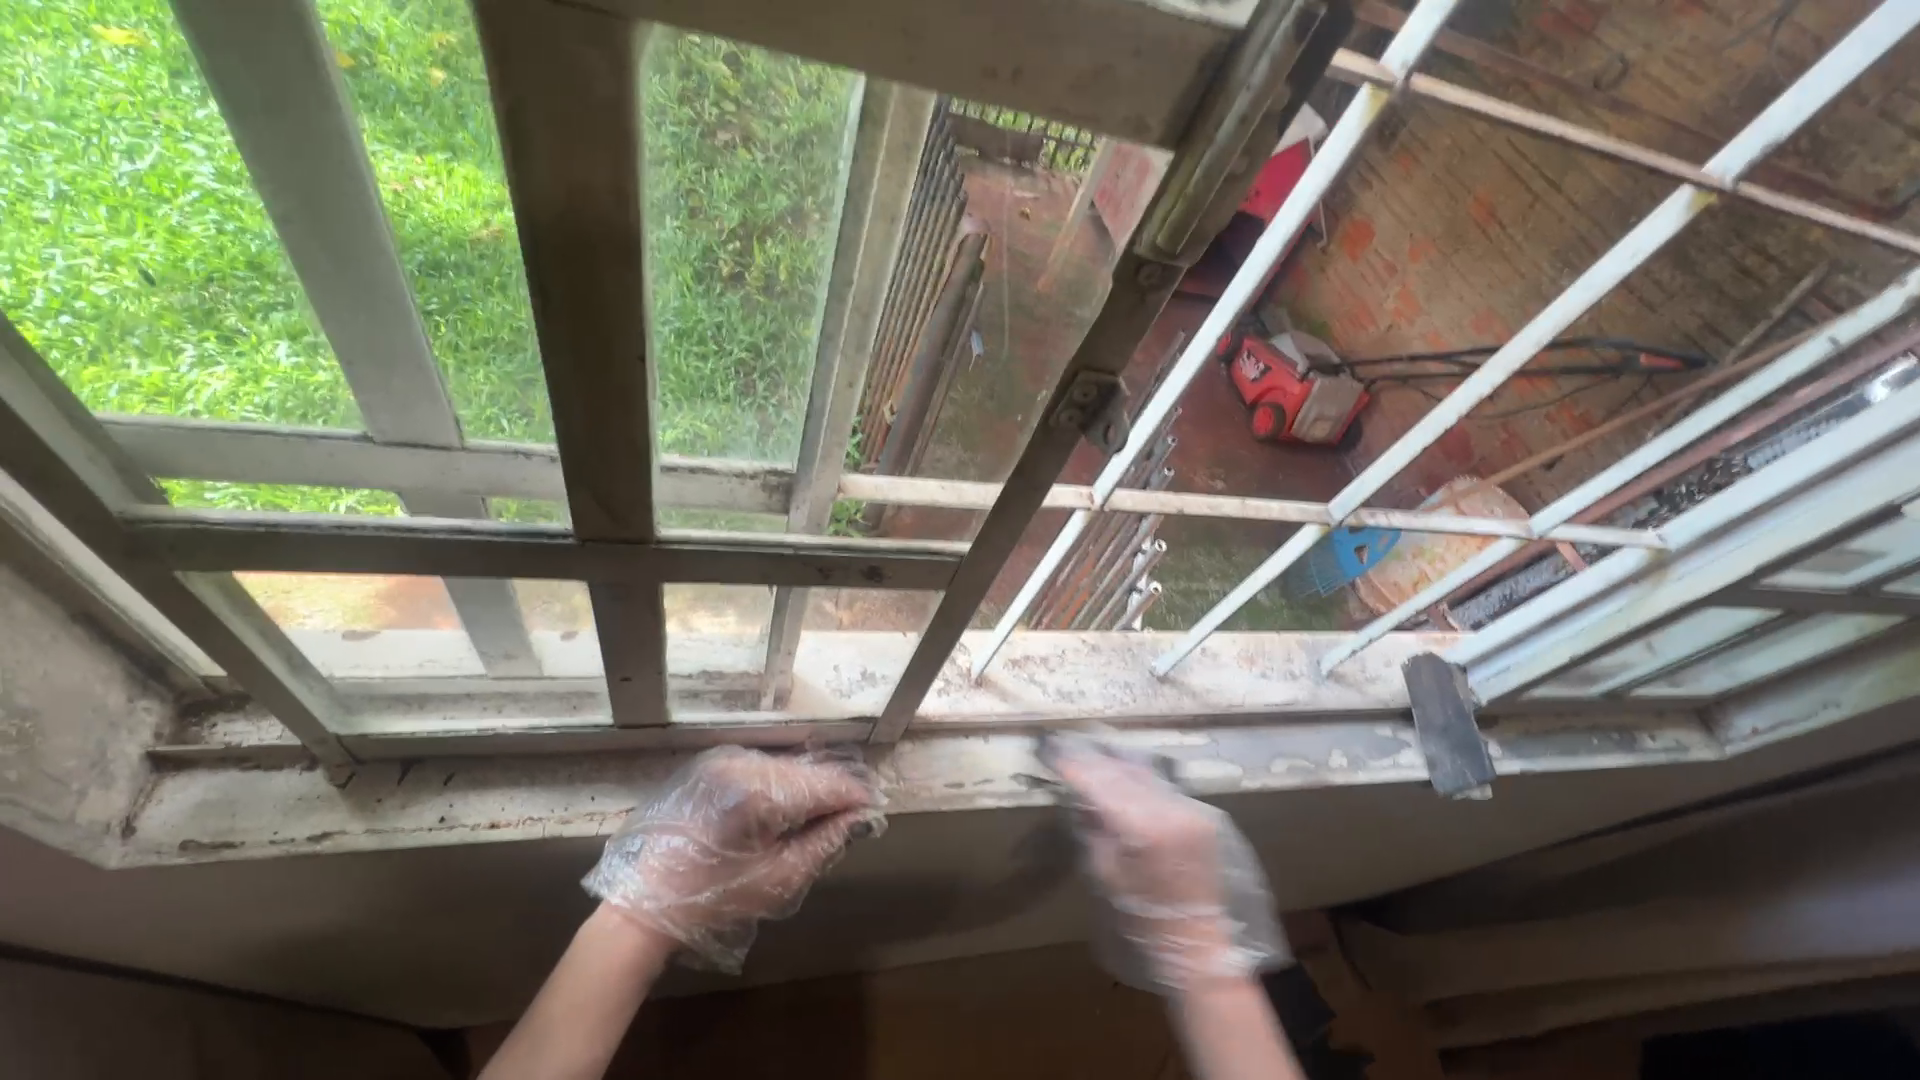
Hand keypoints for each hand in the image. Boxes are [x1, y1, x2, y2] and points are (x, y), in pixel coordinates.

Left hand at [583, 747, 882, 972]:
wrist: (641, 904)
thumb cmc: (712, 898)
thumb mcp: (779, 878)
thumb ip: (826, 842)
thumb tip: (862, 818)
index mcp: (758, 791)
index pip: (824, 784)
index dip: (854, 797)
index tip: (875, 810)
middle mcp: (742, 763)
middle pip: (806, 772)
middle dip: (832, 793)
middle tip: (853, 817)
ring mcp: (722, 760)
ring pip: (784, 769)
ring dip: (806, 789)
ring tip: (822, 817)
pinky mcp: (710, 765)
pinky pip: (760, 770)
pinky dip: (780, 787)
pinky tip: (786, 811)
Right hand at [1049, 735, 1250, 989]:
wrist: (1199, 944)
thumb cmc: (1143, 918)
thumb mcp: (1105, 874)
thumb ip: (1093, 827)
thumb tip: (1081, 794)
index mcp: (1141, 827)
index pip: (1099, 781)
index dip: (1073, 763)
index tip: (1050, 748)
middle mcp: (1169, 808)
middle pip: (1123, 770)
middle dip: (1094, 757)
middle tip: (1068, 743)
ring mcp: (1190, 808)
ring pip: (1145, 772)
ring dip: (1118, 762)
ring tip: (1093, 750)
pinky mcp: (1203, 814)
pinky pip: (1163, 786)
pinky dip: (1140, 778)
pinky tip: (1124, 772)